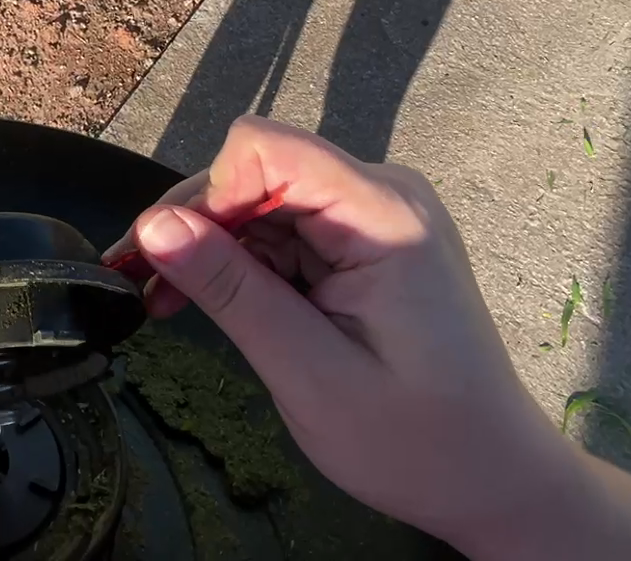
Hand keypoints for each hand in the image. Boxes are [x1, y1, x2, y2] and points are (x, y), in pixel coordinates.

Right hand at [104, 116, 574, 554]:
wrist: (493, 480)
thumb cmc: (415, 442)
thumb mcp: (308, 372)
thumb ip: (230, 290)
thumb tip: (152, 225)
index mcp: (381, 215)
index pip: (267, 149)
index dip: (208, 192)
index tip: (171, 254)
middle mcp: (376, 192)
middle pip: (254, 172)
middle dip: (193, 223)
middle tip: (137, 280)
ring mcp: (366, 210)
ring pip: (255, 199)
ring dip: (206, 246)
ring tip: (162, 297)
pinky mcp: (354, 234)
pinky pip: (274, 226)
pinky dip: (234, 261)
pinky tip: (201, 295)